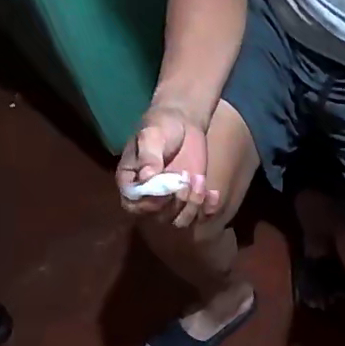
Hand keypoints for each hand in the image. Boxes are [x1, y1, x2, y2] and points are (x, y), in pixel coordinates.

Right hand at [117, 102, 220, 227]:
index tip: (164, 188)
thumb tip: (146, 177)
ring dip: (193, 205)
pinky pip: (200, 217)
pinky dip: (208, 208)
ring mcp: (170, 202)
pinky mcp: (190, 202)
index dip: (148, 204)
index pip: (132, 205)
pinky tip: (213, 193)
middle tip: (186, 176)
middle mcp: (149, 198)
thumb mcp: (152, 136)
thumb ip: (148, 156)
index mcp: (131, 182)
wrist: (184, 123)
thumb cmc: (161, 127)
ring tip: (199, 180)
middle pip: (159, 217)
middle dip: (176, 201)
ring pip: (180, 221)